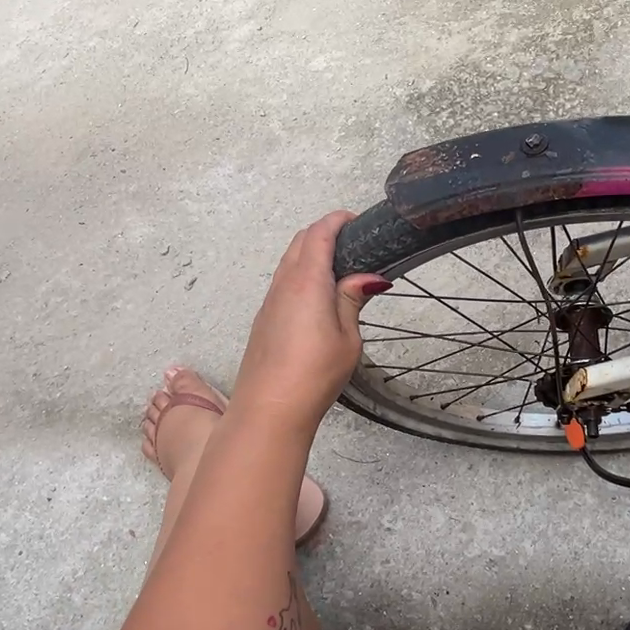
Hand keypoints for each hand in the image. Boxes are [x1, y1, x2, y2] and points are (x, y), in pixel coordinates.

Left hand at [230, 211, 389, 430]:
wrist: (269, 409)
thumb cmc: (313, 375)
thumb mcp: (347, 337)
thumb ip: (352, 299)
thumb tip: (366, 276)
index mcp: (307, 281)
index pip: (319, 234)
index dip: (337, 220)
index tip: (356, 220)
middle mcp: (283, 285)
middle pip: (300, 242)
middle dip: (323, 232)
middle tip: (351, 240)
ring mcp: (269, 302)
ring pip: (288, 261)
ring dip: (309, 253)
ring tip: (338, 266)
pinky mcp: (264, 319)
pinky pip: (282, 282)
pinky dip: (299, 273)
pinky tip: (317, 294)